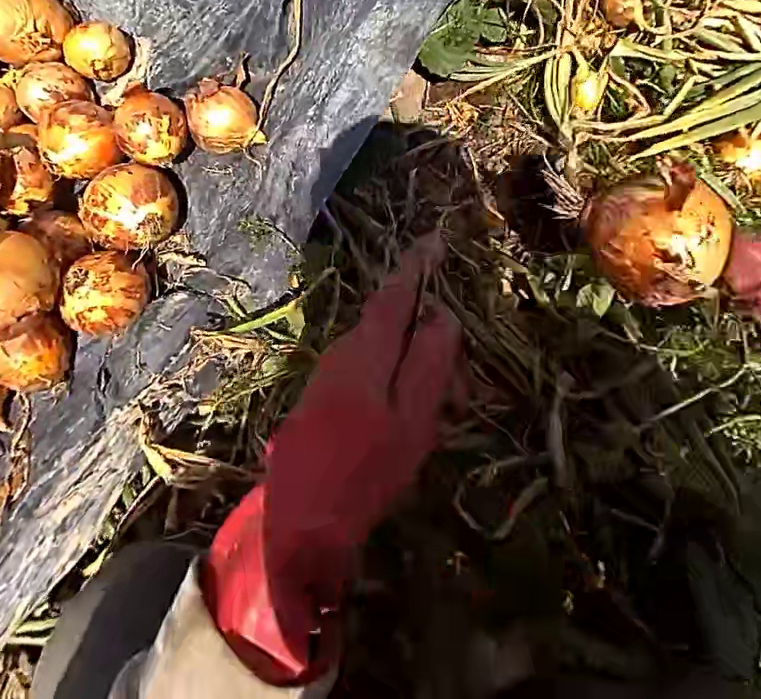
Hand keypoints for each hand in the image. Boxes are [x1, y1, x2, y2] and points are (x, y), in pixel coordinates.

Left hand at [204, 235, 462, 683]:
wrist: (300, 521)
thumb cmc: (366, 468)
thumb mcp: (412, 417)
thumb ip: (428, 360)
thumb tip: (442, 313)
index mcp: (367, 348)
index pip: (396, 292)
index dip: (417, 264)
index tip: (435, 238)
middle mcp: (344, 349)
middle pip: (394, 323)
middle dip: (429, 339)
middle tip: (460, 391)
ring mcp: (330, 372)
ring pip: (384, 351)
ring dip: (416, 370)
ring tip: (440, 416)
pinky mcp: (324, 395)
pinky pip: (370, 373)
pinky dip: (397, 385)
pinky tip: (407, 423)